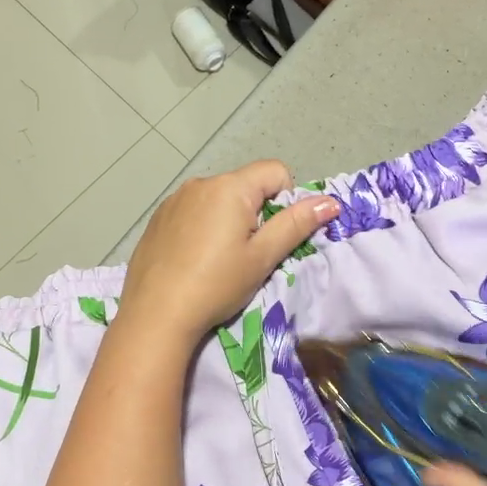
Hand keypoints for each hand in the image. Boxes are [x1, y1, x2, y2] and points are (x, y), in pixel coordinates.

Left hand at [119, 160, 338, 346]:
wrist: (156, 313)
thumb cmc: (216, 285)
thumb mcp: (262, 257)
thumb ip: (295, 225)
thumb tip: (330, 201)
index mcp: (230, 187)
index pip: (276, 172)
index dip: (286, 201)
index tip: (274, 236)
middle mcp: (201, 183)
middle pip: (245, 186)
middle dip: (255, 214)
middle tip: (247, 256)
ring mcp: (175, 199)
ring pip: (217, 200)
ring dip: (228, 221)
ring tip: (217, 262)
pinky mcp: (158, 219)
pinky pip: (192, 213)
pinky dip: (202, 229)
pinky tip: (193, 262)